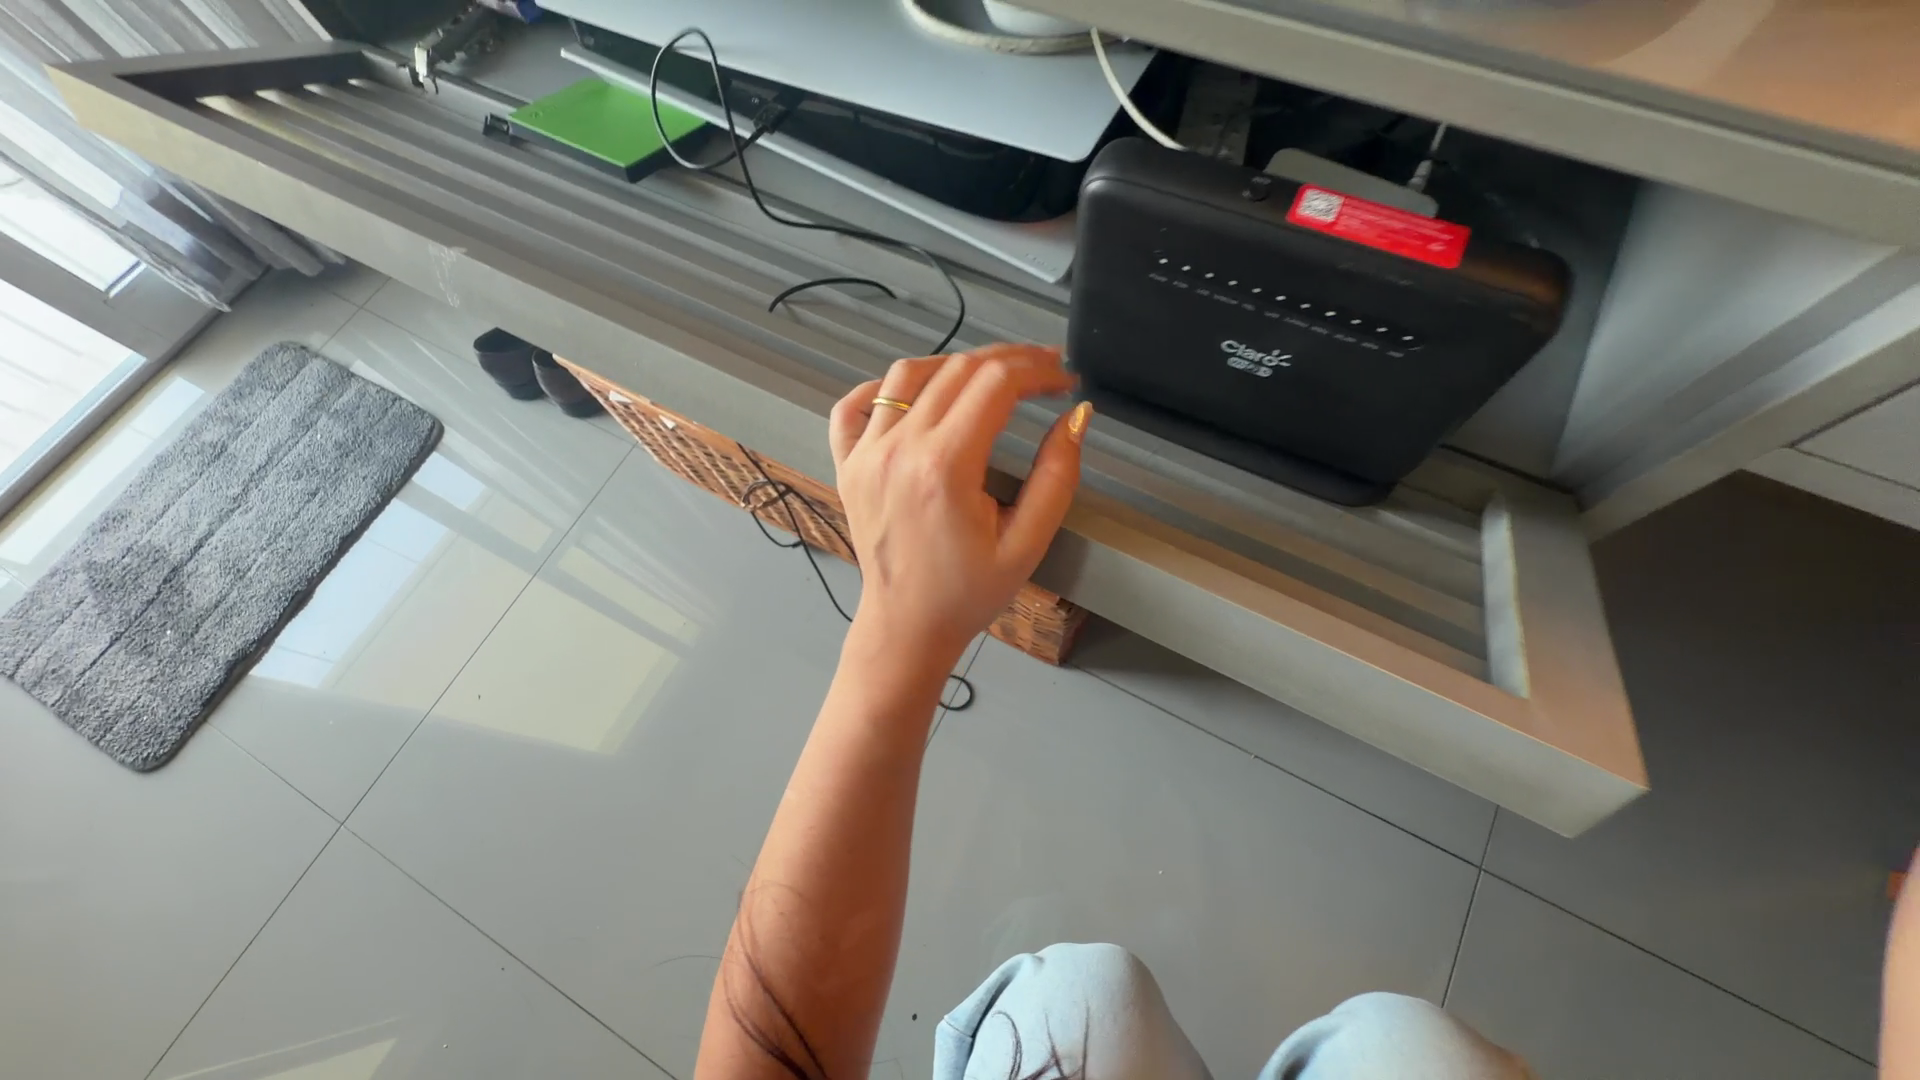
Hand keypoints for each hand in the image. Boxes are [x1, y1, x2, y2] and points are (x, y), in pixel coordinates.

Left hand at [827, 345, 1090, 672]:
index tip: (1064, 378)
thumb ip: (1056, 476)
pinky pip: (856, 405)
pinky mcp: (848, 464)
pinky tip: (917, 395)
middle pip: (959, 369)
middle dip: (1010, 361)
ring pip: (908, 373)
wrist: (907, 626)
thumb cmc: (966, 594)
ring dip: (955, 364)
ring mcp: (866, 454)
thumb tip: (1075, 415)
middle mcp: (899, 449)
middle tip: (1043, 371)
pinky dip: (886, 388)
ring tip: (990, 376)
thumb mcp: (1027, 543)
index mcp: (945, 468)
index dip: (1039, 370)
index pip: (997, 383)